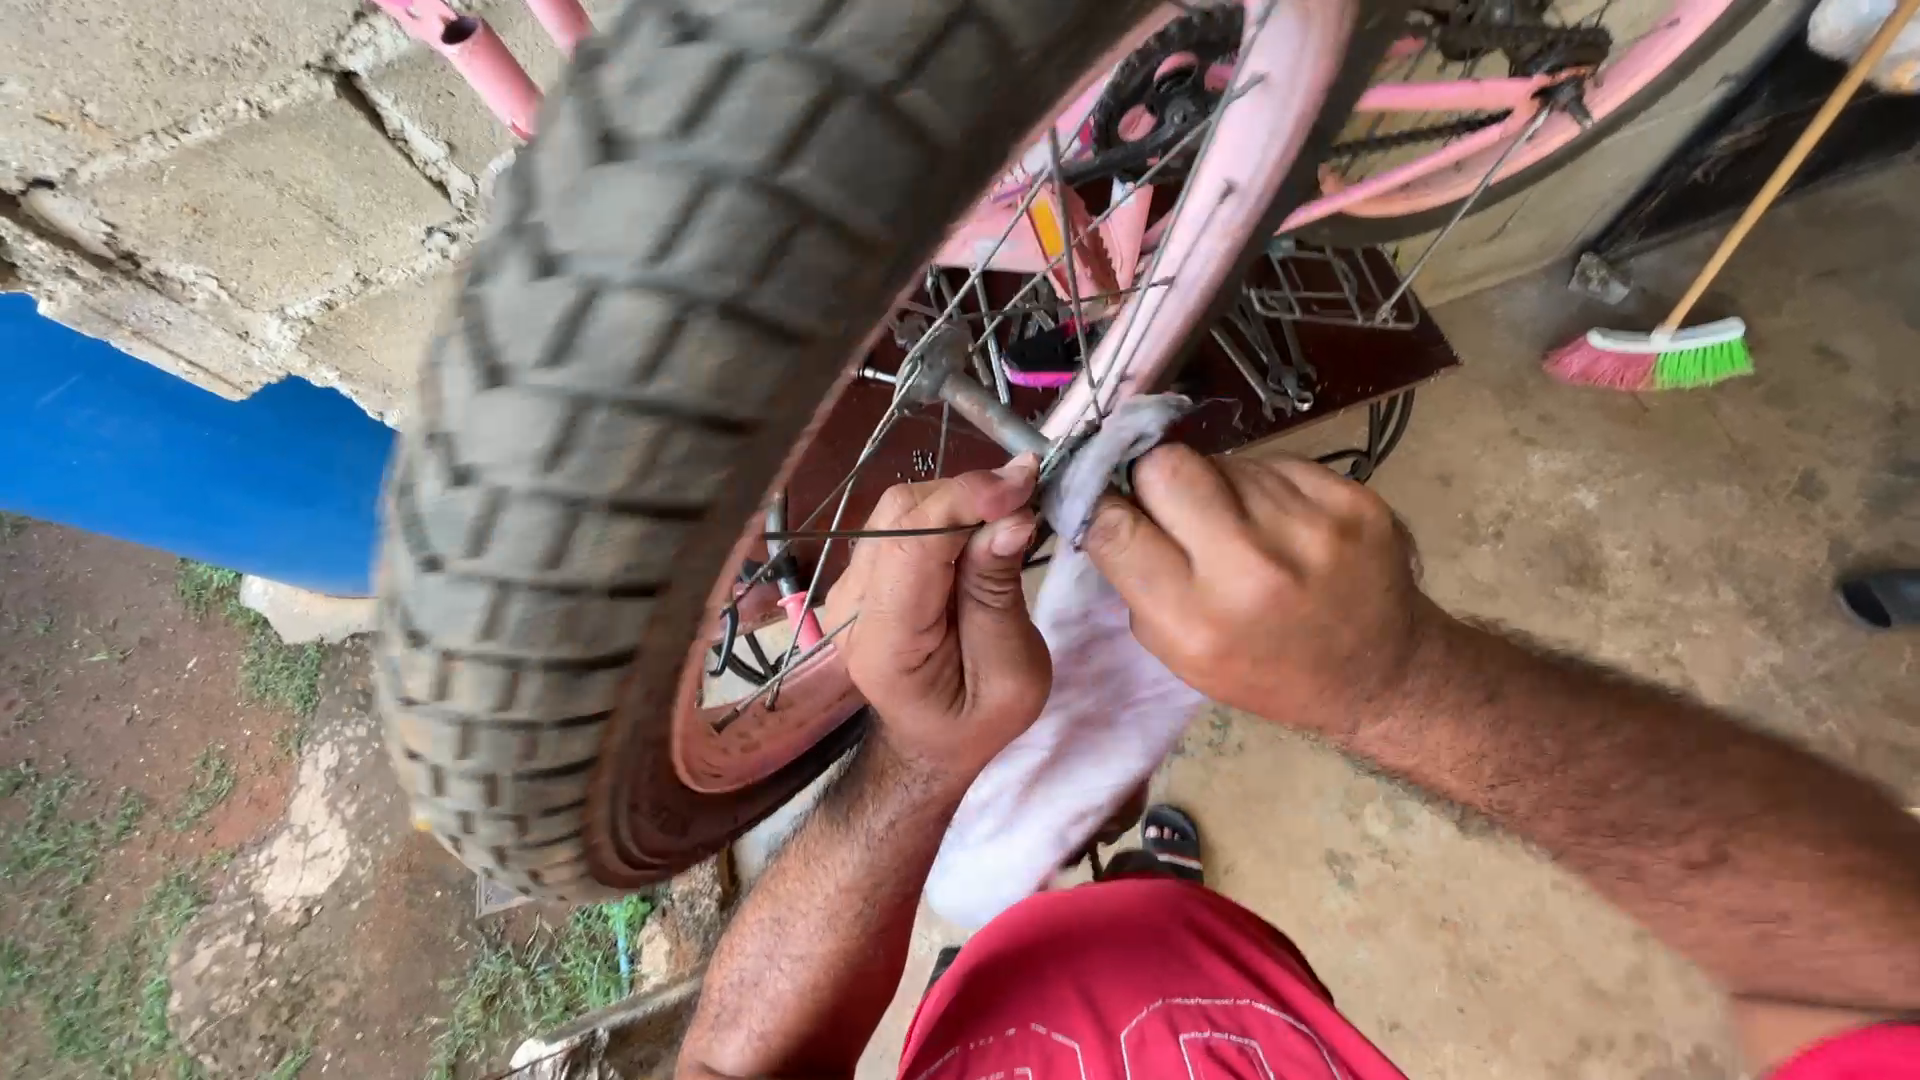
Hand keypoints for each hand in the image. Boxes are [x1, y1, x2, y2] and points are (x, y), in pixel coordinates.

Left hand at [822, 456, 1051, 793]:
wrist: (929, 741)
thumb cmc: (976, 720)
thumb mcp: (1012, 676)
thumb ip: (999, 595)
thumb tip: (1012, 518)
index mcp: (886, 644)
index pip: (911, 546)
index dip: (964, 501)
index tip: (1022, 481)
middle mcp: (851, 607)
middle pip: (899, 515)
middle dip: (968, 494)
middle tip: (1027, 496)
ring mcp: (849, 586)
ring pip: (898, 508)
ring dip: (959, 499)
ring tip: (1007, 512)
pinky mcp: (861, 574)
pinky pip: (900, 520)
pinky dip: (947, 510)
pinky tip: (980, 524)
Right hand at [1082, 445, 1437, 739]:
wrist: (1380, 674)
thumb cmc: (1262, 669)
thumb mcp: (1177, 652)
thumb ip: (1137, 579)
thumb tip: (1109, 503)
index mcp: (1195, 620)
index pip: (1113, 526)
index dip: (1100, 507)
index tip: (1107, 506)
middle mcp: (1250, 569)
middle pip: (1163, 466)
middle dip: (1153, 480)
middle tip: (1172, 506)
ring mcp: (1308, 528)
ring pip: (1219, 459)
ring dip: (1213, 485)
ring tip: (1238, 524)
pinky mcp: (1349, 498)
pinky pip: (1270, 461)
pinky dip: (1260, 485)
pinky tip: (1277, 520)